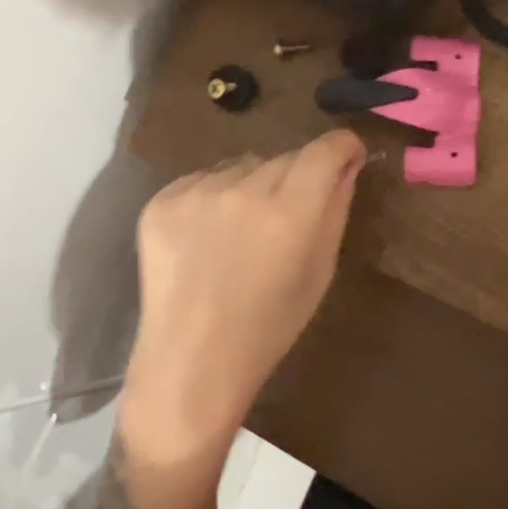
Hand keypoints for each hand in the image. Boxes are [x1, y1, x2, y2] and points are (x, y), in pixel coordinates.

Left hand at [119, 130, 366, 467]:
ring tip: (239, 233)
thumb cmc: (267, 328)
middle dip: (294, 177)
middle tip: (285, 217)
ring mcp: (196, 192)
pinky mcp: (161, 200)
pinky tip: (205, 240)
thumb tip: (345, 166)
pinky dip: (210, 199)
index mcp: (290, 213)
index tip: (345, 156)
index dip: (341, 147)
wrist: (191, 361)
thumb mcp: (318, 275)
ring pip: (240, 166)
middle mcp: (243, 190)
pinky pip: (201, 180)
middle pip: (283, 157)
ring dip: (249, 186)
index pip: (324, 150)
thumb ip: (334, 212)